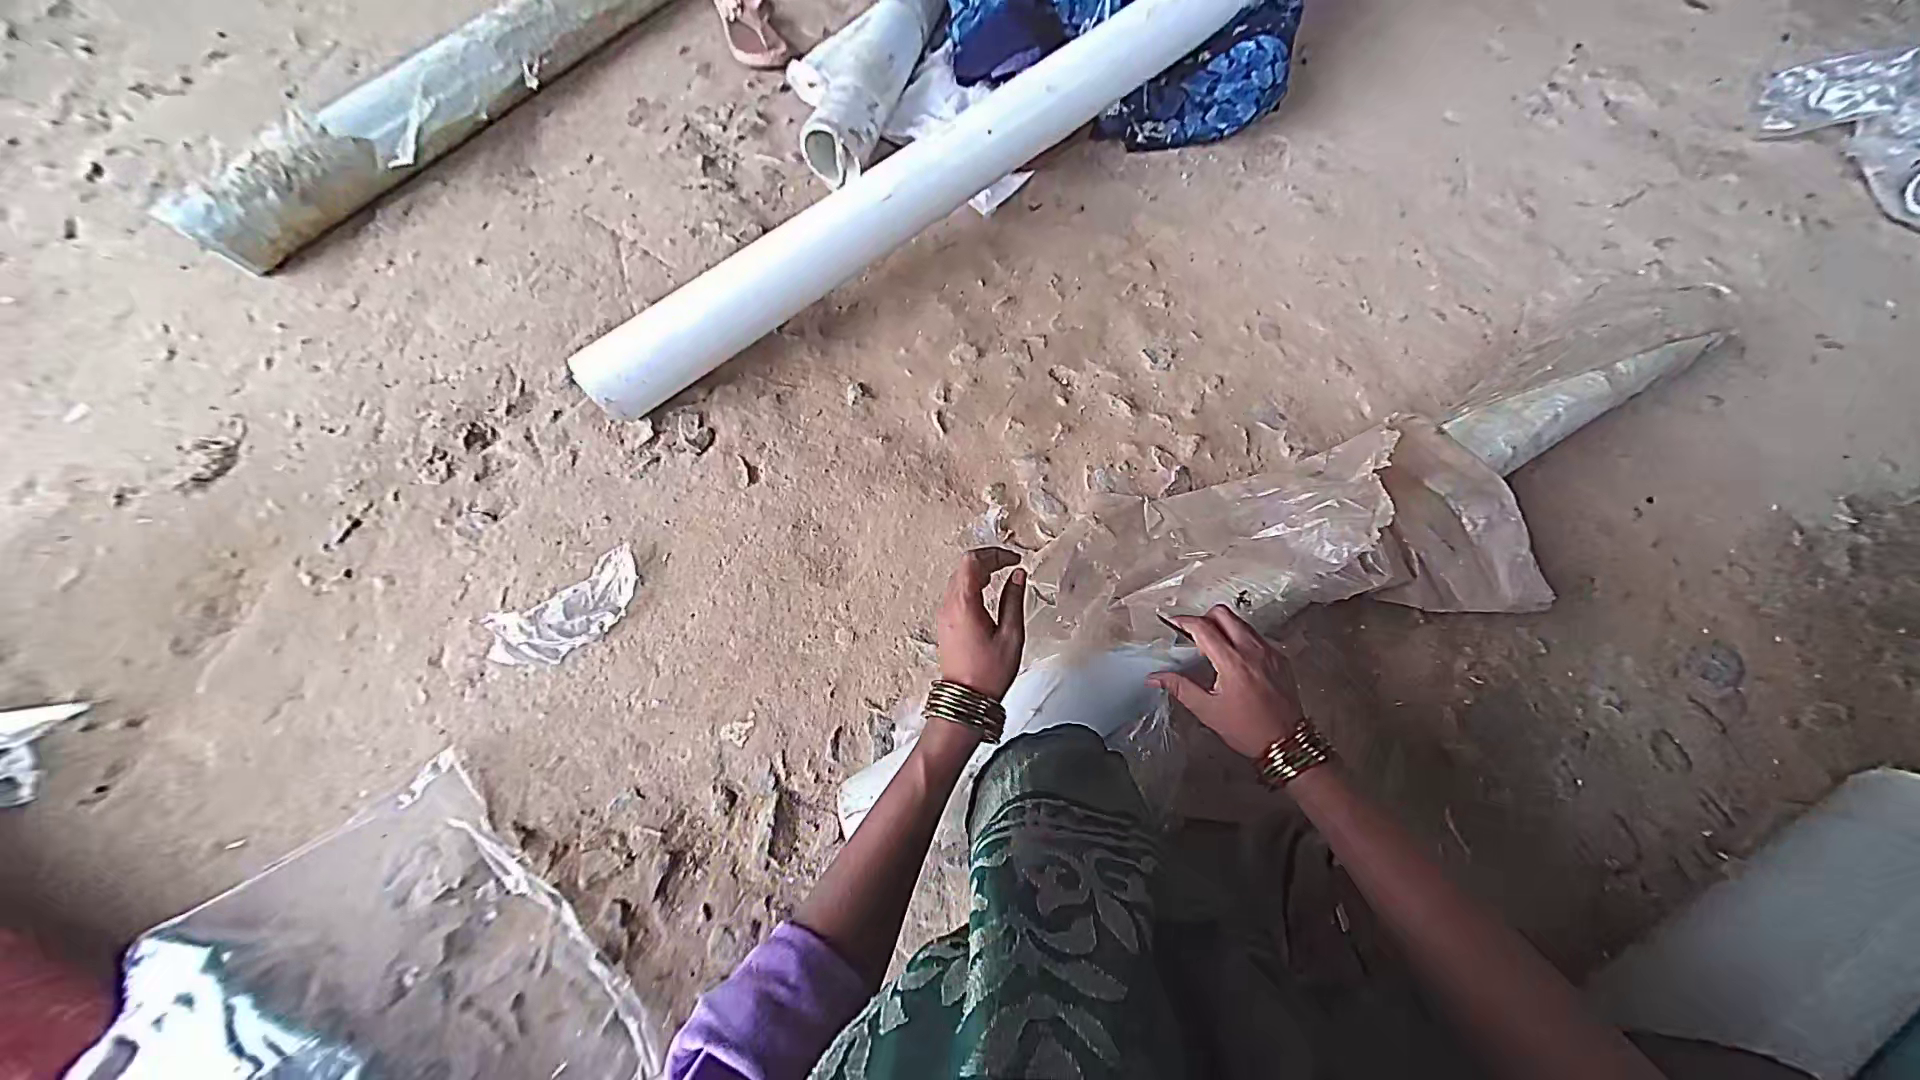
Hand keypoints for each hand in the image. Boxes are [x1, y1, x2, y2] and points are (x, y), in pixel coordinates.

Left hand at [935, 548, 1026, 698]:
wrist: (965, 698)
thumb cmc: (987, 673)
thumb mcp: (1011, 635)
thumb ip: (1013, 600)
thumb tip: (1017, 576)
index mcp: (964, 604)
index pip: (973, 561)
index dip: (994, 554)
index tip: (1013, 558)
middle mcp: (949, 606)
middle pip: (964, 566)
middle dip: (988, 559)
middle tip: (1009, 563)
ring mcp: (944, 614)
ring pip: (958, 578)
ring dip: (979, 571)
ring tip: (1000, 575)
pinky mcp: (945, 623)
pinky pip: (956, 593)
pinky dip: (971, 584)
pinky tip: (986, 592)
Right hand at [1148, 605, 1303, 758]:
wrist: (1287, 743)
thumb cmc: (1249, 730)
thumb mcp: (1207, 710)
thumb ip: (1179, 687)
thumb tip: (1156, 678)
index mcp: (1233, 663)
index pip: (1203, 628)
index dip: (1184, 621)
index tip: (1174, 623)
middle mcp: (1253, 652)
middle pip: (1223, 614)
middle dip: (1203, 618)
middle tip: (1193, 633)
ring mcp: (1270, 653)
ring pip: (1241, 622)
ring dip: (1222, 626)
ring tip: (1212, 646)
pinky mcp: (1280, 658)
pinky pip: (1256, 636)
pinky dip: (1240, 638)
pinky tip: (1233, 657)